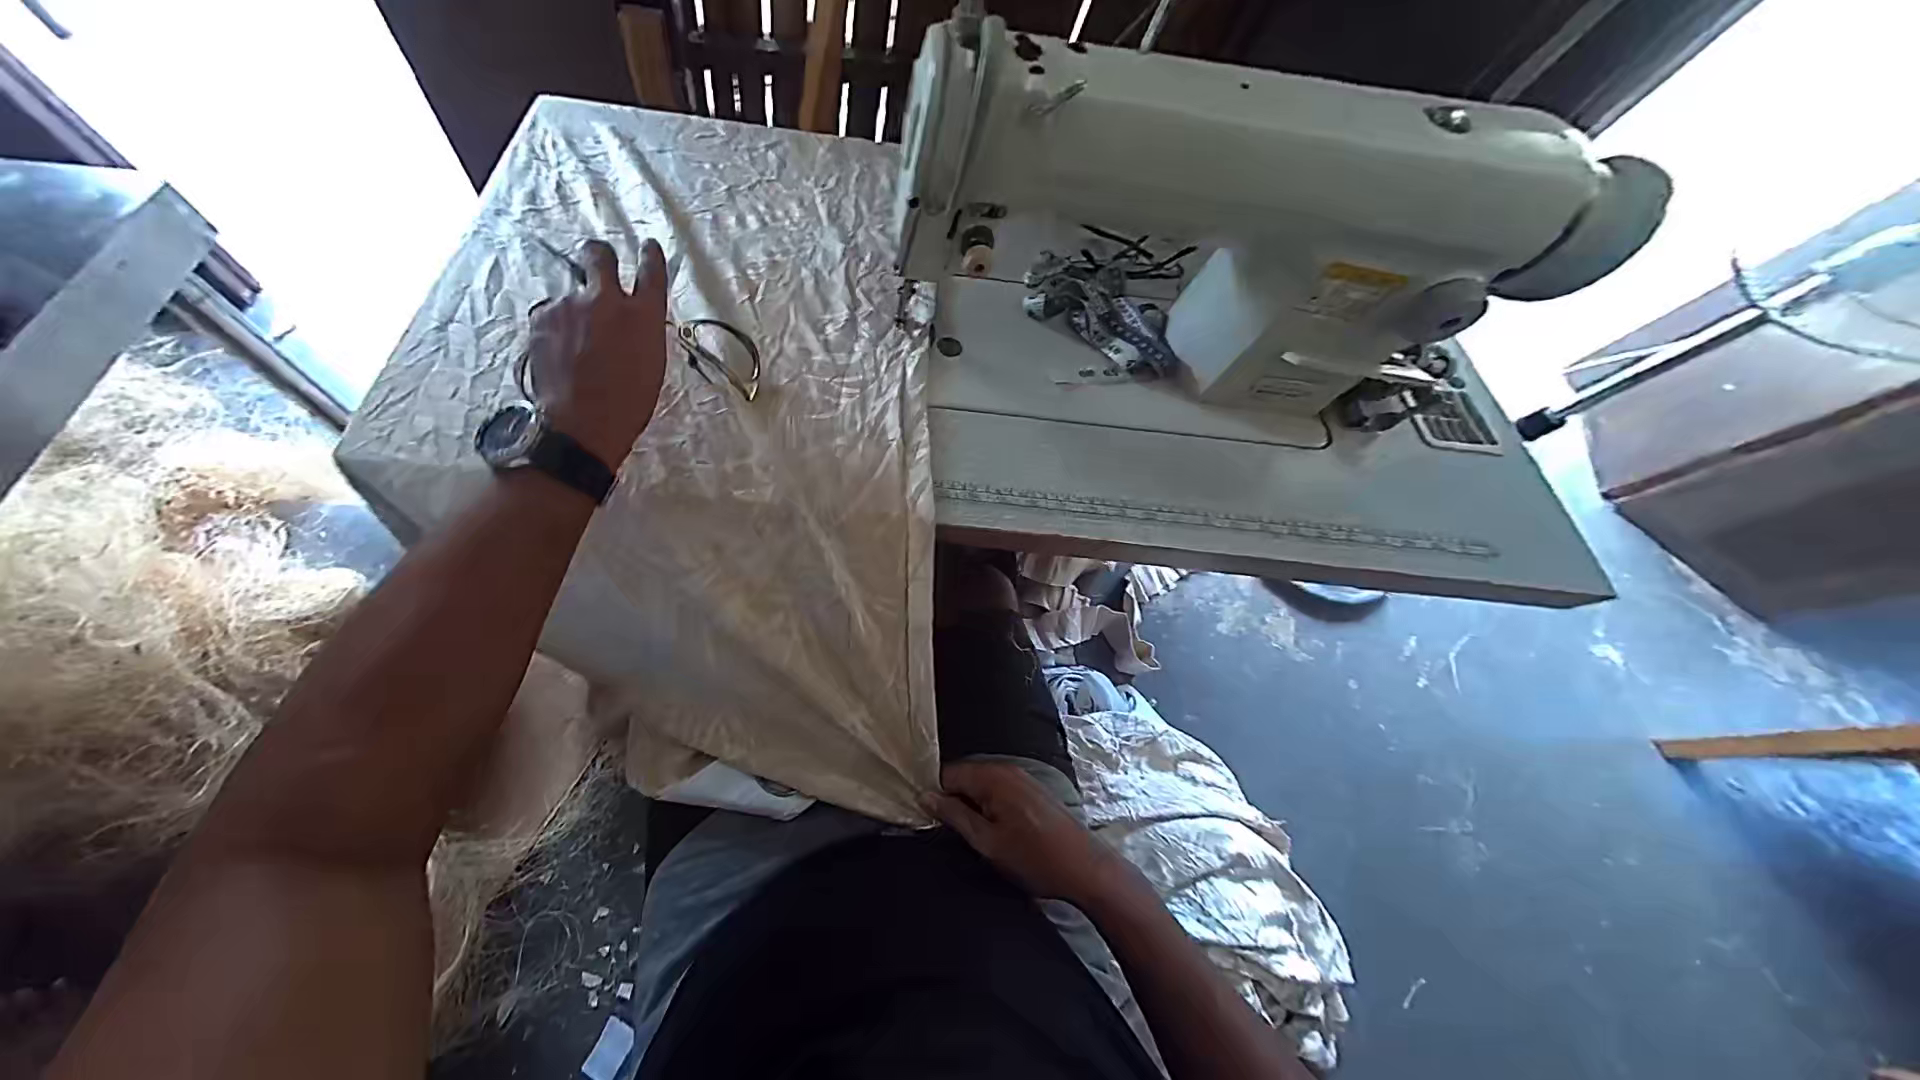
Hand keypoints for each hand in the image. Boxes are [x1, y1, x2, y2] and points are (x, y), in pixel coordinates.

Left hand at [527, 238, 668, 464]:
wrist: (584, 423)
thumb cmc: (629, 402)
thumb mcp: (651, 364)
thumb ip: (641, 331)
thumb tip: (632, 319)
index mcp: (644, 316)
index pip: (651, 272)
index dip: (650, 256)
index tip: (647, 247)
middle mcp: (607, 301)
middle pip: (599, 256)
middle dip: (599, 255)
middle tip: (598, 260)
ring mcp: (570, 306)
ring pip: (572, 294)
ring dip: (575, 308)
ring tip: (577, 342)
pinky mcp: (542, 318)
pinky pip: (551, 313)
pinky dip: (556, 326)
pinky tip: (560, 350)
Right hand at [926, 761, 1139, 906]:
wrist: (1085, 868)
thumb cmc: (1034, 858)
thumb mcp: (987, 842)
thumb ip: (954, 815)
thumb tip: (925, 796)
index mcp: (993, 777)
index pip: (948, 773)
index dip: (936, 795)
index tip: (930, 819)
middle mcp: (1007, 769)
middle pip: (966, 776)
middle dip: (954, 799)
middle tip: (950, 831)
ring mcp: (1023, 777)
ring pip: (982, 785)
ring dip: (972, 805)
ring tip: (974, 835)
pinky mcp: (1033, 790)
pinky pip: (999, 790)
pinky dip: (990, 805)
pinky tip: (995, 830)